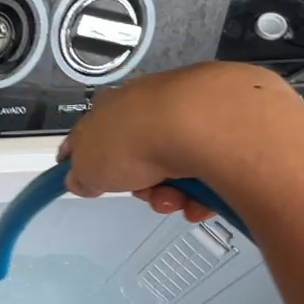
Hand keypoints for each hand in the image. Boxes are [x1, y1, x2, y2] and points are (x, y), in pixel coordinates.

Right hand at [56, 61, 299, 222]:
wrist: (202, 123)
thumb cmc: (133, 142)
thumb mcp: (85, 168)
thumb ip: (79, 176)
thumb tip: (82, 178)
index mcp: (110, 107)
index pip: (91, 132)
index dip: (87, 159)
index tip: (90, 182)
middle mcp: (148, 103)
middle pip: (137, 157)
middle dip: (140, 187)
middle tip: (145, 194)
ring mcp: (188, 110)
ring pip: (172, 166)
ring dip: (170, 194)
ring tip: (177, 200)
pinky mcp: (225, 121)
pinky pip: (206, 165)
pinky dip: (202, 189)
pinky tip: (201, 198)